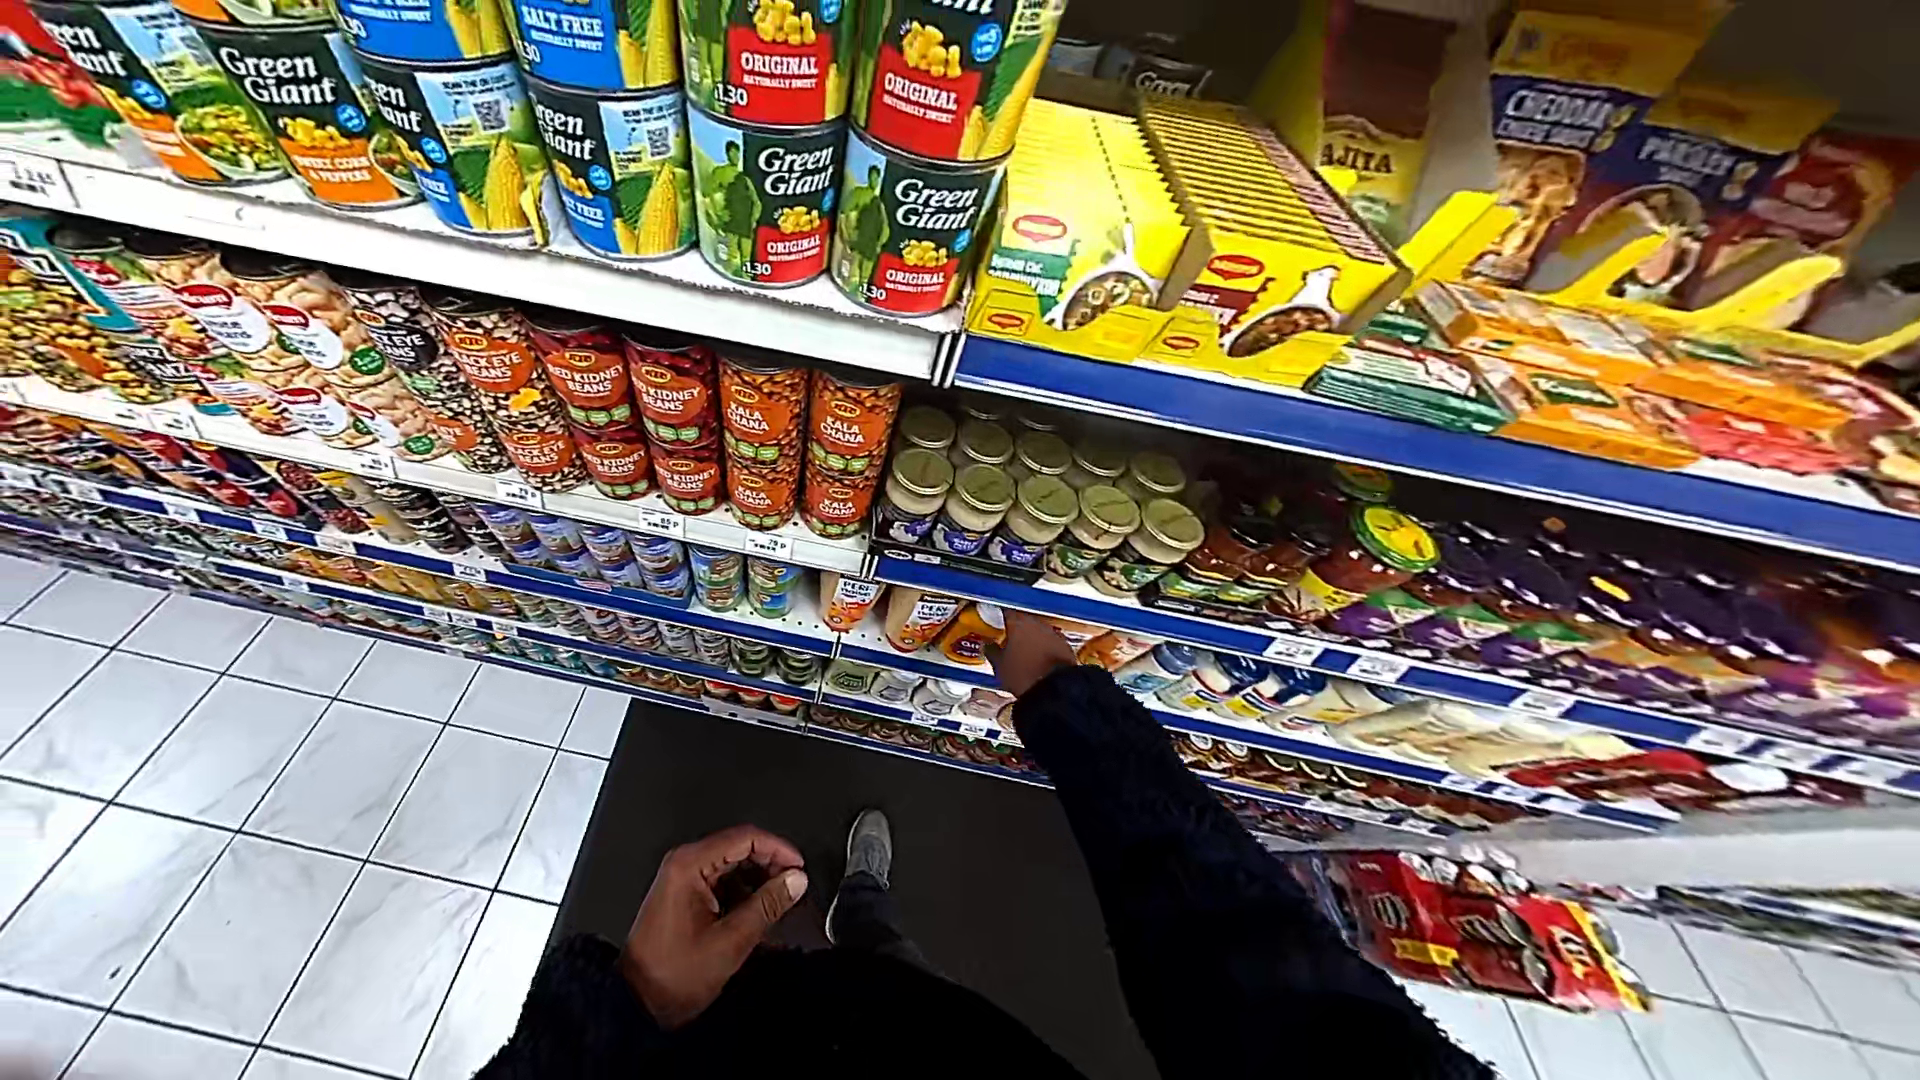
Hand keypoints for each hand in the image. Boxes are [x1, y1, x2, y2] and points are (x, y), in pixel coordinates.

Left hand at [620, 824, 807, 1028]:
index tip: (799, 867)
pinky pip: (722, 877)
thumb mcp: (730, 941)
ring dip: (758, 877)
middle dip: (770, 863)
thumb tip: (797, 879)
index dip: (778, 848)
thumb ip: (768, 904)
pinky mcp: (684, 891)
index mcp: (690, 864)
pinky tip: (757, 908)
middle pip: (739, 846)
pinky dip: (743, 888)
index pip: (745, 837)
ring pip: (733, 862)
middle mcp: (684, 861)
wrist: (634, 1009)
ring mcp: (682, 875)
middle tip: (792, 884)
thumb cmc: (677, 975)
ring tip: (778, 899)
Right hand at [985, 609, 1077, 696]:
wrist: (1054, 690)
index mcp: (1018, 624)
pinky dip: (1044, 648)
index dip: (998, 619)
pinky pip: (1050, 642)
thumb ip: (991, 651)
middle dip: (1015, 629)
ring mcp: (1053, 634)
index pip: (1005, 613)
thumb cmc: (1025, 675)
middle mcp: (1037, 624)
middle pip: (1023, 620)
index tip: (994, 626)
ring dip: (1031, 638)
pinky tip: (1038, 660)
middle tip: (1007, 641)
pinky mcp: (1065, 646)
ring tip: (1023, 653)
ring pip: (1038, 631)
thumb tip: (987, 646)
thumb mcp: (1000, 665)